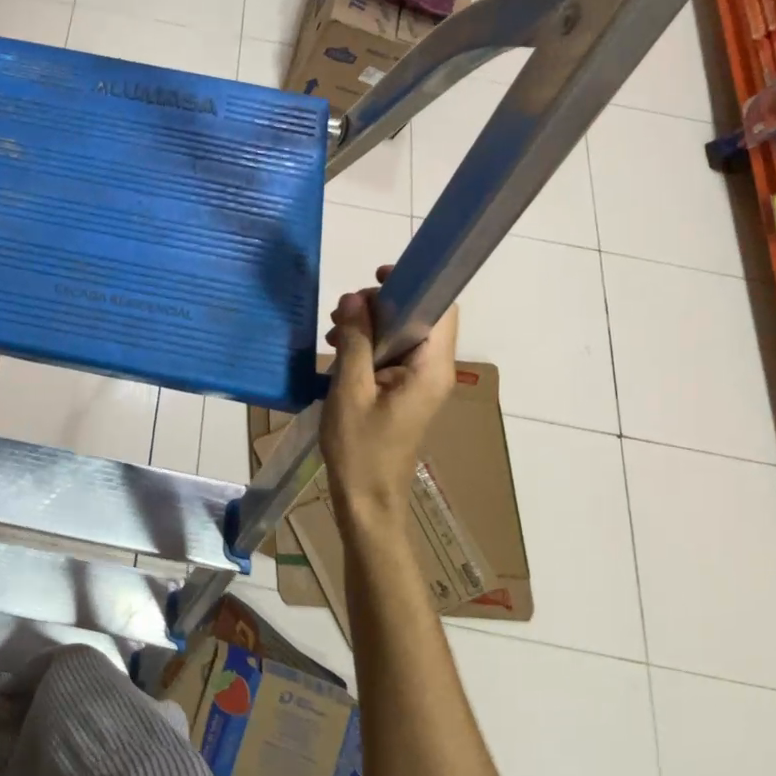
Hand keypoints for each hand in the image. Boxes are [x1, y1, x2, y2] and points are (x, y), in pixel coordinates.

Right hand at [320, 265, 458, 519]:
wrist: (367, 499)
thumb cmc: (360, 448)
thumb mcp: (349, 391)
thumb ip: (355, 342)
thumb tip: (357, 298)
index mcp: (431, 369)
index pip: (441, 309)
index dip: (415, 284)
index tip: (376, 276)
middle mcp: (435, 371)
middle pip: (420, 317)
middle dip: (381, 305)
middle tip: (341, 313)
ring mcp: (421, 383)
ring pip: (403, 334)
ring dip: (370, 325)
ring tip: (334, 333)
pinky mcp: (405, 392)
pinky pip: (392, 355)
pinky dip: (368, 345)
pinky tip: (339, 351)